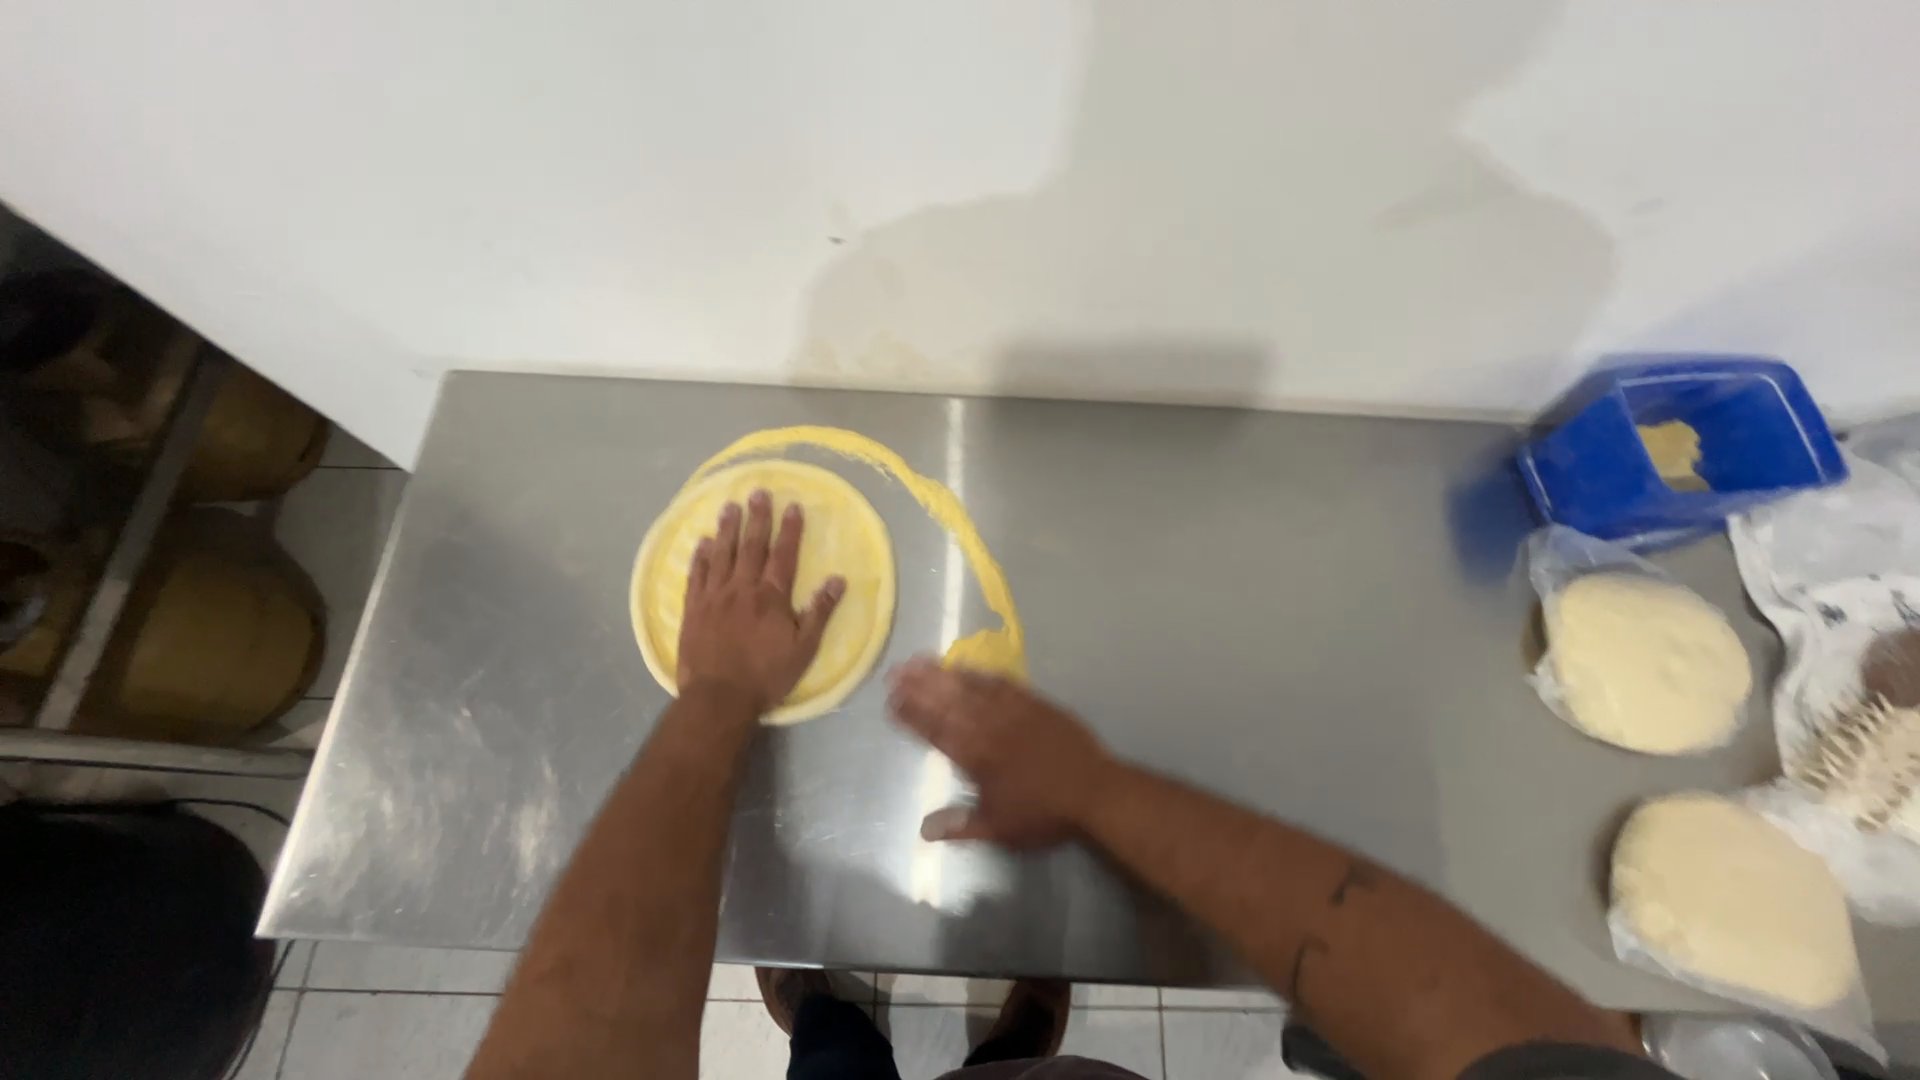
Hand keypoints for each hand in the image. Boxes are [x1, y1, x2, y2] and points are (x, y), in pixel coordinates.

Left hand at [677, 490, 844, 713]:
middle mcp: (743, 588)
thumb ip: (820, 612)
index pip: (784, 555)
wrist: (718, 697)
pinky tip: (702, 543)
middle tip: (758, 492)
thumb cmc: (766, 675)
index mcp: (772, 597)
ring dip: (727, 529)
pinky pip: (696, 576)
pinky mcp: (693, 610)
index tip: (792, 505)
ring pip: (722, 554)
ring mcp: (714, 597)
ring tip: (729, 507)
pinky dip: (699, 557)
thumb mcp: (804, 648)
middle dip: (758, 518)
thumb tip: (838, 580)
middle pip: (752, 546)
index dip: (790, 529)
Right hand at [887, 657, 1115, 848]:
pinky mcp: (1034, 702)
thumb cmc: (1044, 813)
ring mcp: (1012, 711)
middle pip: (947, 703)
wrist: (1093, 790)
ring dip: (942, 674)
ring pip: (970, 687)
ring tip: (919, 660)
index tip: (891, 703)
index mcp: (976, 757)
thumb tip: (923, 830)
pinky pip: (1001, 683)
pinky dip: (979, 673)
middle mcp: (988, 727)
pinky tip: (964, 665)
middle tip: (894, 672)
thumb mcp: (999, 828)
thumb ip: (960, 825)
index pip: (936, 732)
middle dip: (918, 687)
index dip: (911, 717)